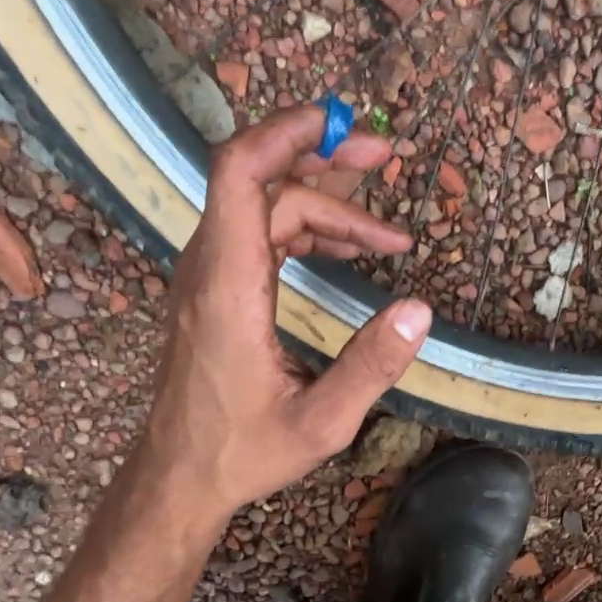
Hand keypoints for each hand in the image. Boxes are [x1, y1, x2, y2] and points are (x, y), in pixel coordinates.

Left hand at [138, 106, 429, 523]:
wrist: (180, 476)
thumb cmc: (245, 452)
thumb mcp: (323, 422)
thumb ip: (371, 366)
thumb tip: (421, 311)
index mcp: (229, 287)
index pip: (242, 174)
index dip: (289, 134)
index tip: (344, 125)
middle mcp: (209, 268)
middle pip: (264, 185)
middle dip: (326, 167)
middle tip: (388, 165)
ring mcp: (206, 278)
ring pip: (262, 209)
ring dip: (323, 208)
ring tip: (387, 238)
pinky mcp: (213, 293)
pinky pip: (257, 236)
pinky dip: (304, 232)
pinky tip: (343, 254)